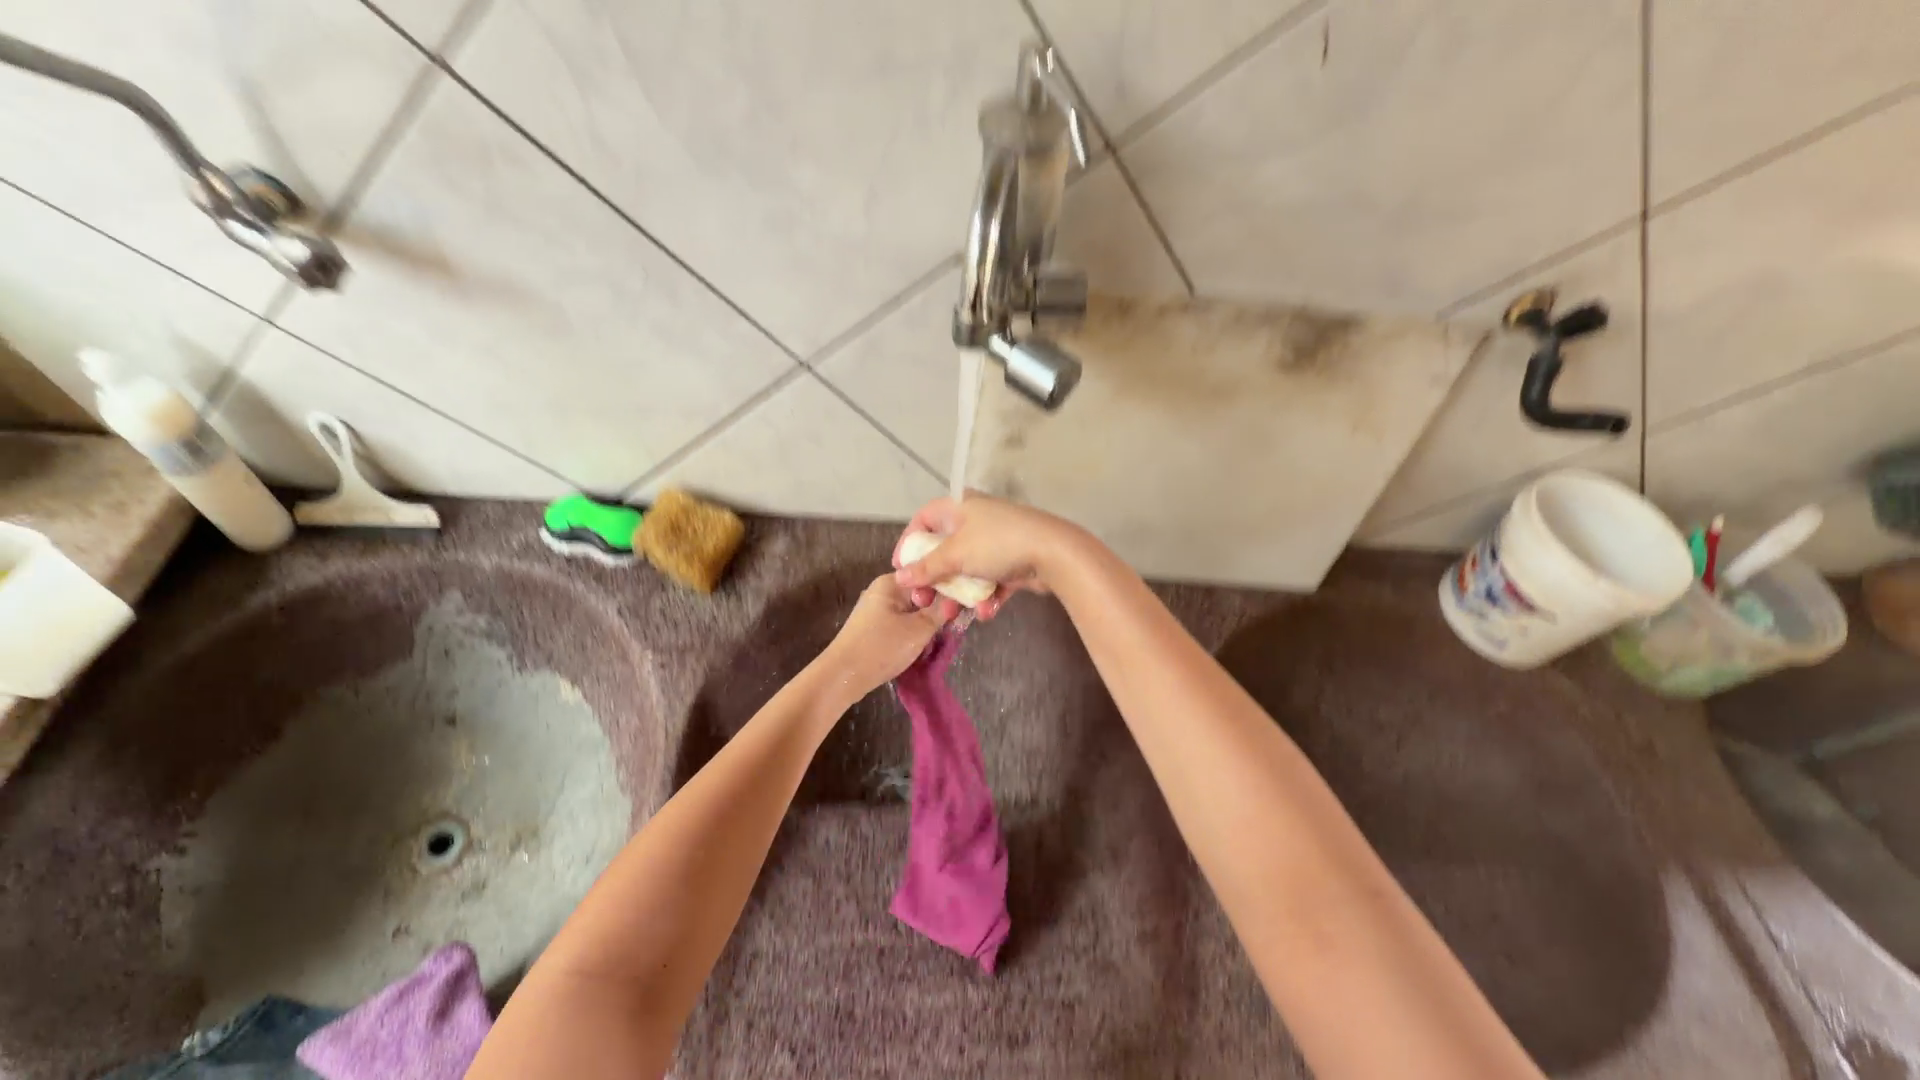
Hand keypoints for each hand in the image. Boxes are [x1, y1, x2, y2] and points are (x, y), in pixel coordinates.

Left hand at [817, 575, 948, 700]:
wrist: (843, 676)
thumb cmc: (881, 648)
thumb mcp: (918, 629)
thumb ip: (941, 611)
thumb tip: (957, 598)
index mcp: (891, 582)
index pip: (927, 575)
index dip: (947, 588)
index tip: (962, 605)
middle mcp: (882, 590)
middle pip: (919, 592)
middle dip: (937, 606)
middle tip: (953, 622)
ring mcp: (876, 609)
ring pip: (911, 609)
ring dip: (926, 620)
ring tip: (941, 633)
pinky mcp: (873, 627)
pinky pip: (901, 621)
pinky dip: (913, 629)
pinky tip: (922, 641)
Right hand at [892, 494, 1086, 620]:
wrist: (1055, 554)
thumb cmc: (998, 544)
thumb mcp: (956, 555)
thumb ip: (927, 568)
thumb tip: (900, 577)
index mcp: (960, 507)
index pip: (924, 519)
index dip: (909, 543)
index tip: (902, 570)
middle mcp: (976, 521)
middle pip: (944, 551)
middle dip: (934, 580)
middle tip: (924, 601)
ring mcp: (996, 542)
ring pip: (966, 571)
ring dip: (958, 595)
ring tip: (953, 617)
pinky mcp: (1013, 562)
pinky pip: (990, 581)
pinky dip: (985, 597)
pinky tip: (986, 613)